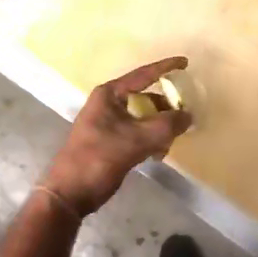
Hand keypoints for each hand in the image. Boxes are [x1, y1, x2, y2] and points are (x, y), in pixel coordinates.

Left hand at [41, 56, 192, 215]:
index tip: (186, 62)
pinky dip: (149, 139)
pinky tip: (158, 154)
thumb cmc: (99, 159)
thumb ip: (166, 125)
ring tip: (171, 142)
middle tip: (185, 115)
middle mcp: (108, 103)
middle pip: (145, 97)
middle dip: (165, 107)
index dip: (165, 67)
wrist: (69, 194)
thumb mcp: (137, 141)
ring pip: (142, 116)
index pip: (143, 75)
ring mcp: (107, 122)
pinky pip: (137, 131)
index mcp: (109, 95)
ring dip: (158, 127)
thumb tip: (188, 115)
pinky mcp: (109, 140)